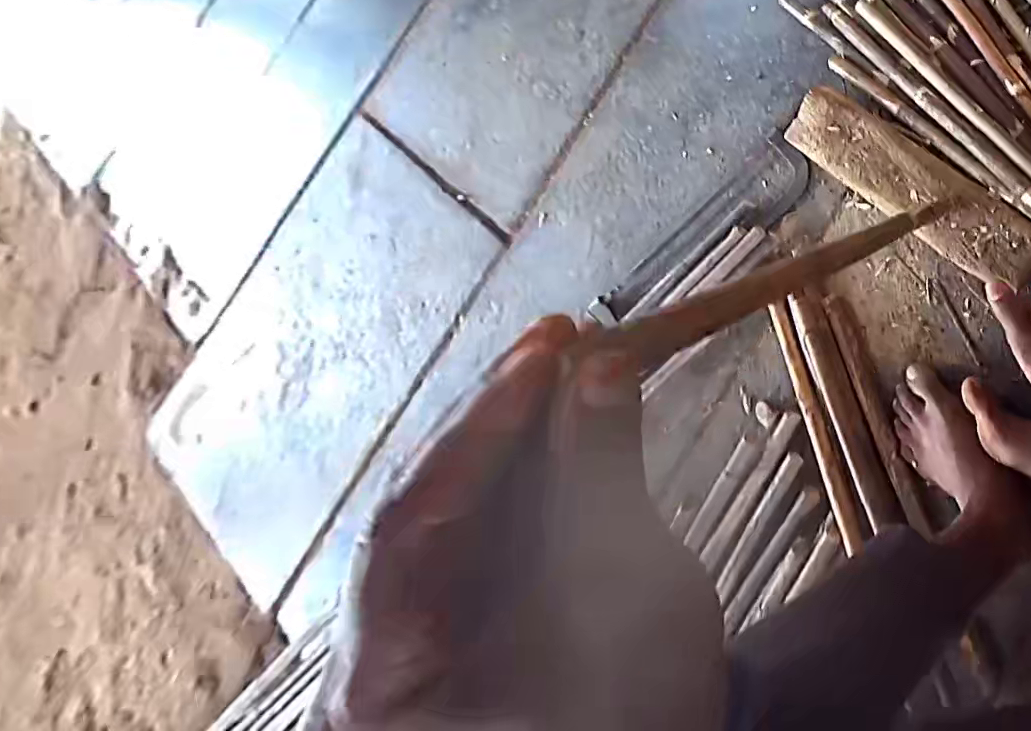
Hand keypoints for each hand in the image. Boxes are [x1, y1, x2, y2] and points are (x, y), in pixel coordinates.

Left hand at [320, 317, 726, 730]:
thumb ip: (605, 479)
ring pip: (472, 486)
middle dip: (501, 409)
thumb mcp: (629, 597)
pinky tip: (575, 396)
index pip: (412, 525)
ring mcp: (433, 606)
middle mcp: (388, 638)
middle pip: (437, 495)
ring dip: (526, 415)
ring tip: (574, 351)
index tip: (544, 355)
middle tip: (560, 337)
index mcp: (388, 681)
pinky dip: (544, 442)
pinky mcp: (482, 578)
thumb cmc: (643, 705)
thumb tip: (603, 366)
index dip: (481, 428)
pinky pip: (505, 496)